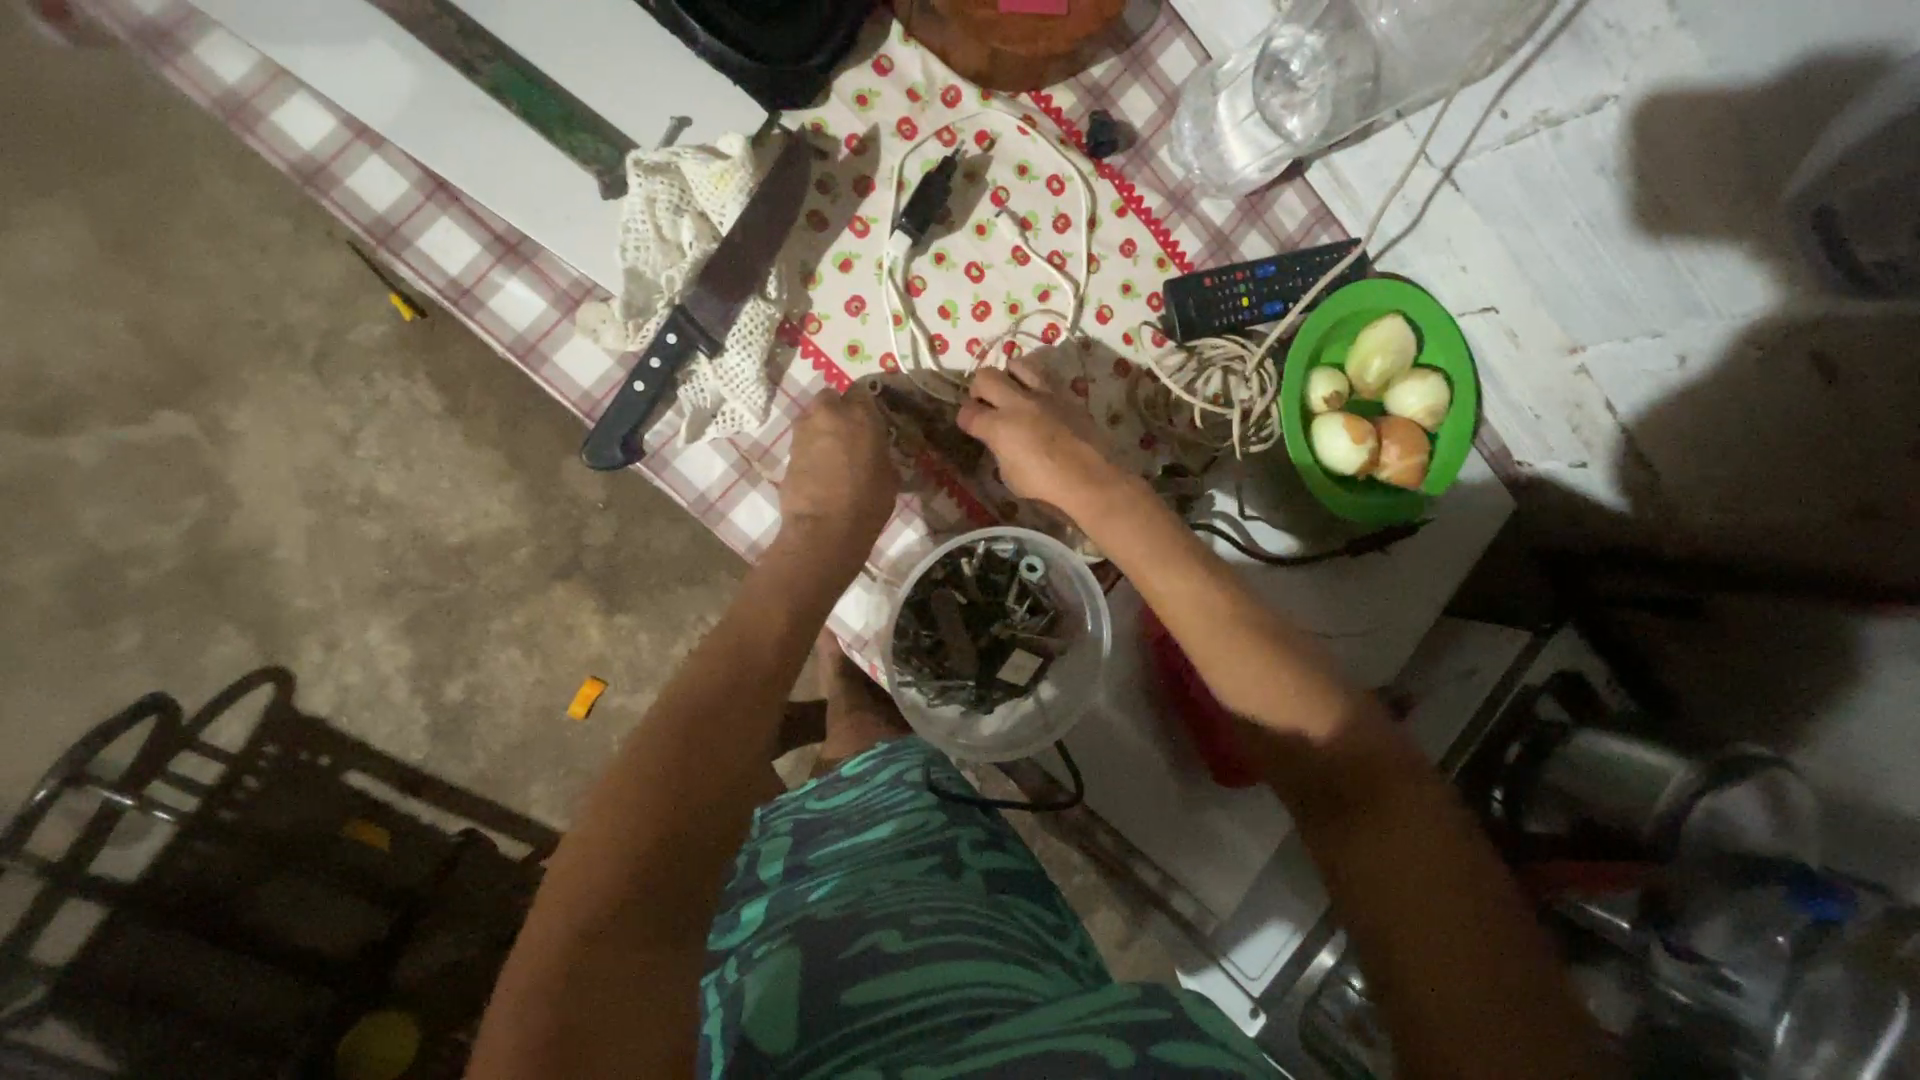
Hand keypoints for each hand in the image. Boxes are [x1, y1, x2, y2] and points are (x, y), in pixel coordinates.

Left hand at [779, 390, 898, 561]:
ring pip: (812, 417)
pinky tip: (819, 468)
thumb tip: (874, 449)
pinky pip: (802, 441)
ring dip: (821, 428)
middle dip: (836, 410)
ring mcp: (804, 431)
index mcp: (860, 414)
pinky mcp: (787, 451)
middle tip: (847, 432)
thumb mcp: (889, 473)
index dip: (864, 406)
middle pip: (829, 398)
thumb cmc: (868, 501)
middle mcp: (829, 414)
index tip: (869, 421)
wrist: (825, 528)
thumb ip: (879, 450)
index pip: (861, 391)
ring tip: (832, 452)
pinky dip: (810, 448)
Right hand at [958, 357, 1124, 517]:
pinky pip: (1046, 377)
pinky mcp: (1067, 395)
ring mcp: (1044, 395)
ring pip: (1018, 365)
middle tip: (985, 402)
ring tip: (1013, 391)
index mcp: (998, 426)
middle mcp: (1017, 403)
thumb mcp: (1010, 476)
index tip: (969, 425)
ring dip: (1009, 376)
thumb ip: (1000, 451)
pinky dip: (1037, 384)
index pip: (968, 412)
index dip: (965, 418)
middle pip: (986, 377)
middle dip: (979, 389)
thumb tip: (1001, 442)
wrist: (1089, 478)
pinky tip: (1040, 400)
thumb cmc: (1045, 487)